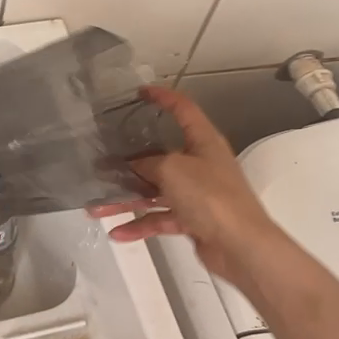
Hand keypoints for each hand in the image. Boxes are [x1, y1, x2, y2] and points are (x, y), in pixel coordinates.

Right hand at [91, 86, 289, 285]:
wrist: (240, 246)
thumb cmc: (211, 197)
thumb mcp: (172, 169)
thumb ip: (148, 164)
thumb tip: (133, 167)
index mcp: (203, 142)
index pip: (183, 109)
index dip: (163, 98)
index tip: (141, 92)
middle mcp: (201, 165)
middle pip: (160, 156)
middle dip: (130, 163)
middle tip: (103, 163)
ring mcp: (197, 193)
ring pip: (155, 191)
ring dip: (127, 199)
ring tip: (97, 207)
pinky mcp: (193, 219)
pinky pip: (160, 218)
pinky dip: (140, 225)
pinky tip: (118, 233)